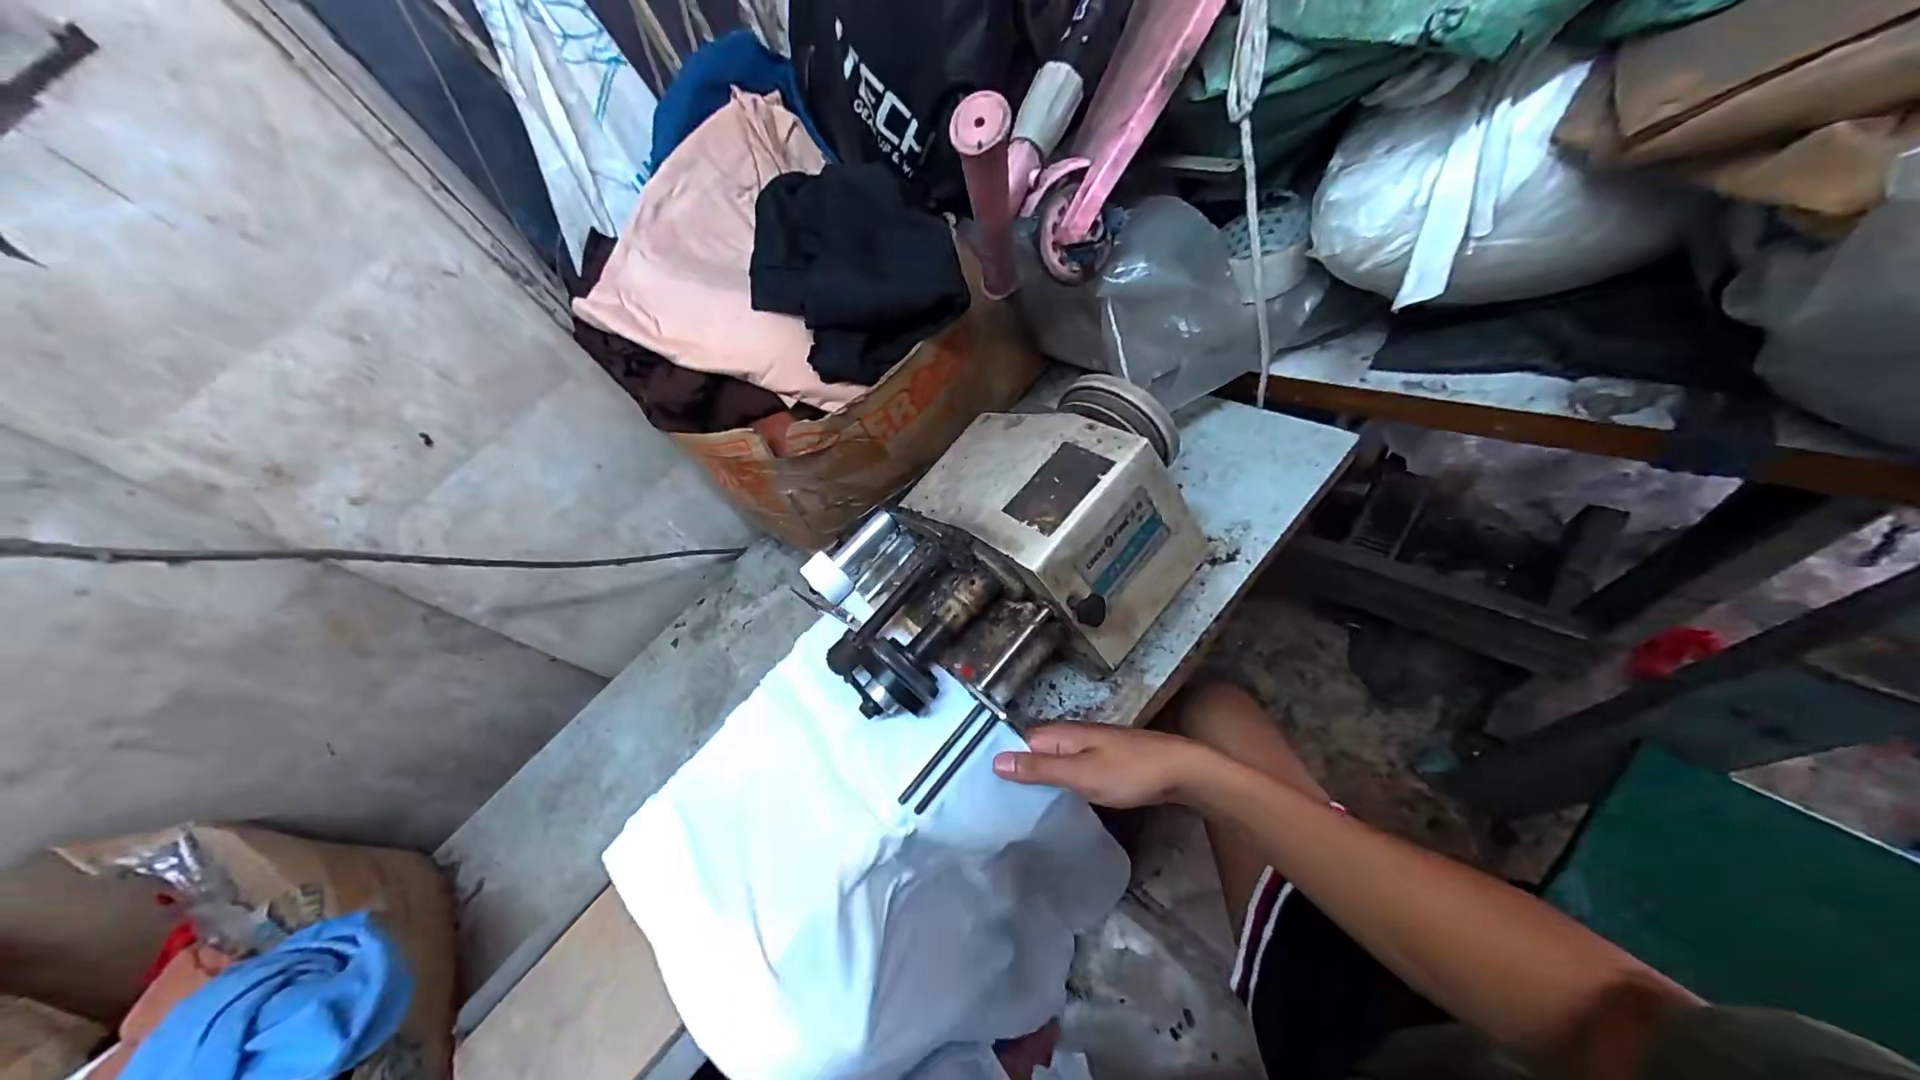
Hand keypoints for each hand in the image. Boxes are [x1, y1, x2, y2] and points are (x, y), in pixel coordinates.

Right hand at [992, 723, 1212, 807]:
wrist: (1181, 770)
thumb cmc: (1129, 772)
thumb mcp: (1080, 774)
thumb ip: (1040, 768)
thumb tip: (997, 760)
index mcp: (1061, 734)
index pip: (1019, 741)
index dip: (1002, 758)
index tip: (982, 783)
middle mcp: (1071, 736)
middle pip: (1034, 750)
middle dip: (1017, 770)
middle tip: (996, 801)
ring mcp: (1089, 748)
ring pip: (1053, 761)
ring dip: (1038, 778)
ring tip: (1018, 805)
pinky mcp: (1102, 763)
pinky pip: (1070, 769)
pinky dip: (1059, 783)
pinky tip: (1055, 802)